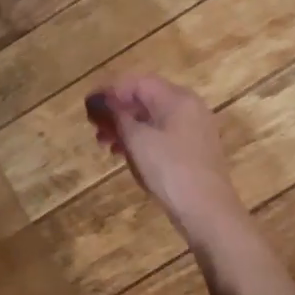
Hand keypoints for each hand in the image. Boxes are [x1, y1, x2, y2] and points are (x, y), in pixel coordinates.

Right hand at [87, 74, 246, 243]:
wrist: (207, 212)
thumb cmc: (170, 169)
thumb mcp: (136, 140)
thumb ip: (116, 115)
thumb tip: (97, 100)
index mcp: (177, 98)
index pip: (137, 82)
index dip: (109, 91)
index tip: (87, 107)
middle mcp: (188, 107)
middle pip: (145, 99)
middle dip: (116, 110)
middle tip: (92, 126)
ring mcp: (193, 130)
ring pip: (151, 119)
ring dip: (125, 127)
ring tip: (103, 144)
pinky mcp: (193, 150)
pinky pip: (161, 135)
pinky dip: (140, 139)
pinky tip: (124, 154)